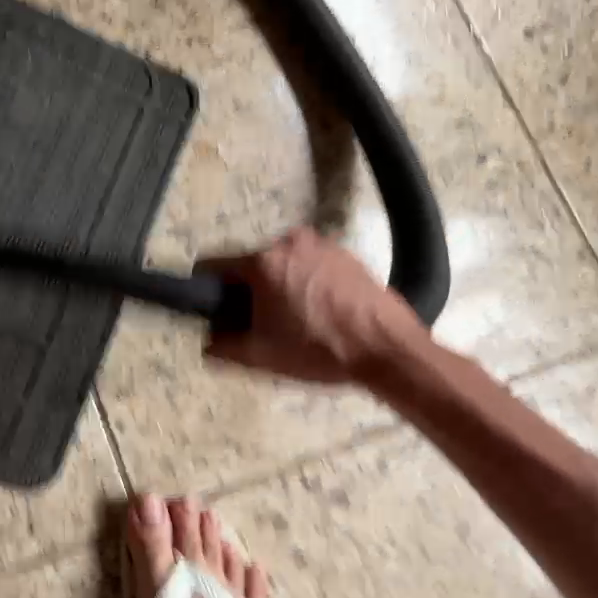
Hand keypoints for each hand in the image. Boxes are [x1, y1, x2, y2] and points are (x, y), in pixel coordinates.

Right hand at [199, 228, 424, 384]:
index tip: (217, 311)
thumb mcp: (261, 356)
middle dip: (250, 290)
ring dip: (281, 285)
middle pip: (251, 265)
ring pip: (283, 264)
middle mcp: (288, 242)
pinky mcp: (348, 254)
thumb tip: (209, 340)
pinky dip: (309, 282)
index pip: (211, 265)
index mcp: (261, 261)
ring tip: (298, 319)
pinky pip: (312, 264)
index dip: (207, 289)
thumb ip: (222, 346)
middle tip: (264, 322)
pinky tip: (324, 311)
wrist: (390, 352)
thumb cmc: (319, 350)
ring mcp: (322, 245)